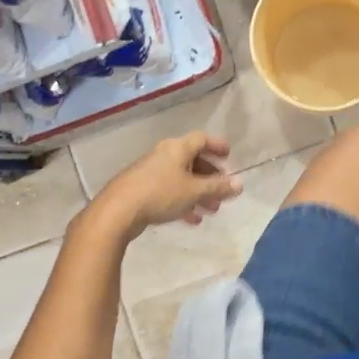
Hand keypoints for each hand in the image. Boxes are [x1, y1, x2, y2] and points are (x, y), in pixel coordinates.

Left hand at [88, 131, 243, 237]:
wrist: (118, 210)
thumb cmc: (161, 194)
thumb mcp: (195, 192)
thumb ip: (218, 187)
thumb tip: (240, 183)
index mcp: (177, 148)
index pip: (202, 139)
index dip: (217, 146)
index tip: (229, 157)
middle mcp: (164, 155)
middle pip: (192, 160)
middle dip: (210, 176)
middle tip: (222, 191)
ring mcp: (151, 171)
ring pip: (181, 178)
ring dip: (198, 192)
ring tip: (211, 210)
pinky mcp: (142, 188)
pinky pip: (169, 191)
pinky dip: (182, 201)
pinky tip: (191, 219)